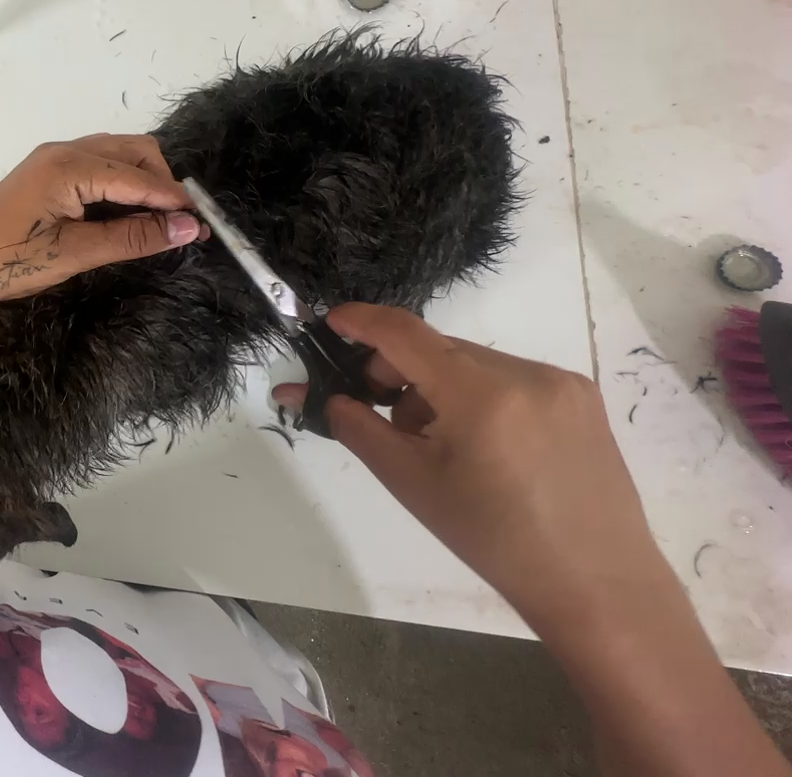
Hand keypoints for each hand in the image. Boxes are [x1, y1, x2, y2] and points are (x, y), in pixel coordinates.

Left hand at [0, 134, 200, 325]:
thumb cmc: (6, 263)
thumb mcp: (75, 255)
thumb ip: (133, 238)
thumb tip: (189, 228)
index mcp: (68, 166)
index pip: (139, 176)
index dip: (175, 201)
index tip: (207, 226)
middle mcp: (62, 151)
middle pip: (133, 152)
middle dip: (162, 184)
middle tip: (181, 226)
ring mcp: (51, 158)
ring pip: (116, 156)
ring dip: (142, 183)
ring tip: (158, 224)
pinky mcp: (45, 172)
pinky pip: (96, 167)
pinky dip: (119, 185)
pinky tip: (126, 215)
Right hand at [273, 303, 665, 631]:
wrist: (596, 585)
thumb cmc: (490, 536)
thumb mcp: (405, 478)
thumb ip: (352, 423)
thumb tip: (310, 393)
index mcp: (482, 394)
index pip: (404, 332)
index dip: (360, 320)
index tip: (329, 323)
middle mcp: (527, 375)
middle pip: (433, 348)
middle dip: (394, 370)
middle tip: (377, 413)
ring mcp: (562, 384)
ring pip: (466, 363)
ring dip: (432, 386)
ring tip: (434, 441)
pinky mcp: (580, 400)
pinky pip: (502, 377)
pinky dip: (470, 395)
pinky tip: (476, 442)